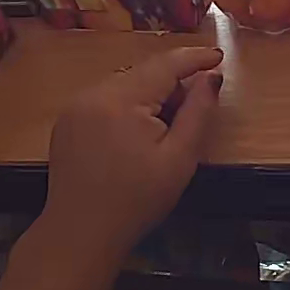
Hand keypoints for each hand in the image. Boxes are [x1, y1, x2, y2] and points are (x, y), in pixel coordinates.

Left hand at [38, 46, 222, 257]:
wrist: (81, 234)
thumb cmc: (138, 199)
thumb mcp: (180, 157)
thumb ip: (199, 111)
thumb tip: (212, 77)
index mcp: (121, 100)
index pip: (165, 65)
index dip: (195, 58)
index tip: (220, 56)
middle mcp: (93, 94)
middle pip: (144, 72)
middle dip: (175, 80)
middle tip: (200, 102)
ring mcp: (76, 106)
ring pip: (127, 83)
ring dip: (154, 92)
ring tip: (172, 122)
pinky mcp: (69, 120)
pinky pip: (109, 97)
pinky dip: (133, 103)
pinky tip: (143, 130)